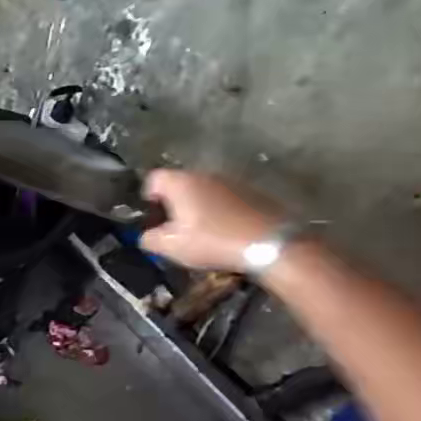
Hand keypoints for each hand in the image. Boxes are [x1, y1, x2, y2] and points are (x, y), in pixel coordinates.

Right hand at [140, 170, 285, 271]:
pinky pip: (227, 199)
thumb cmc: (213, 241)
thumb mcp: (170, 246)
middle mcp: (205, 174)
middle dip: (174, 203)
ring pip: (205, 191)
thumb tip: (146, 235)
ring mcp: (232, 182)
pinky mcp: (255, 193)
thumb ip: (148, 238)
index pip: (152, 179)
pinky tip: (227, 231)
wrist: (273, 245)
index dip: (148, 198)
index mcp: (180, 182)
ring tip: (203, 231)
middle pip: (180, 184)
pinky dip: (222, 211)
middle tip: (176, 227)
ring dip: (199, 206)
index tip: (154, 218)